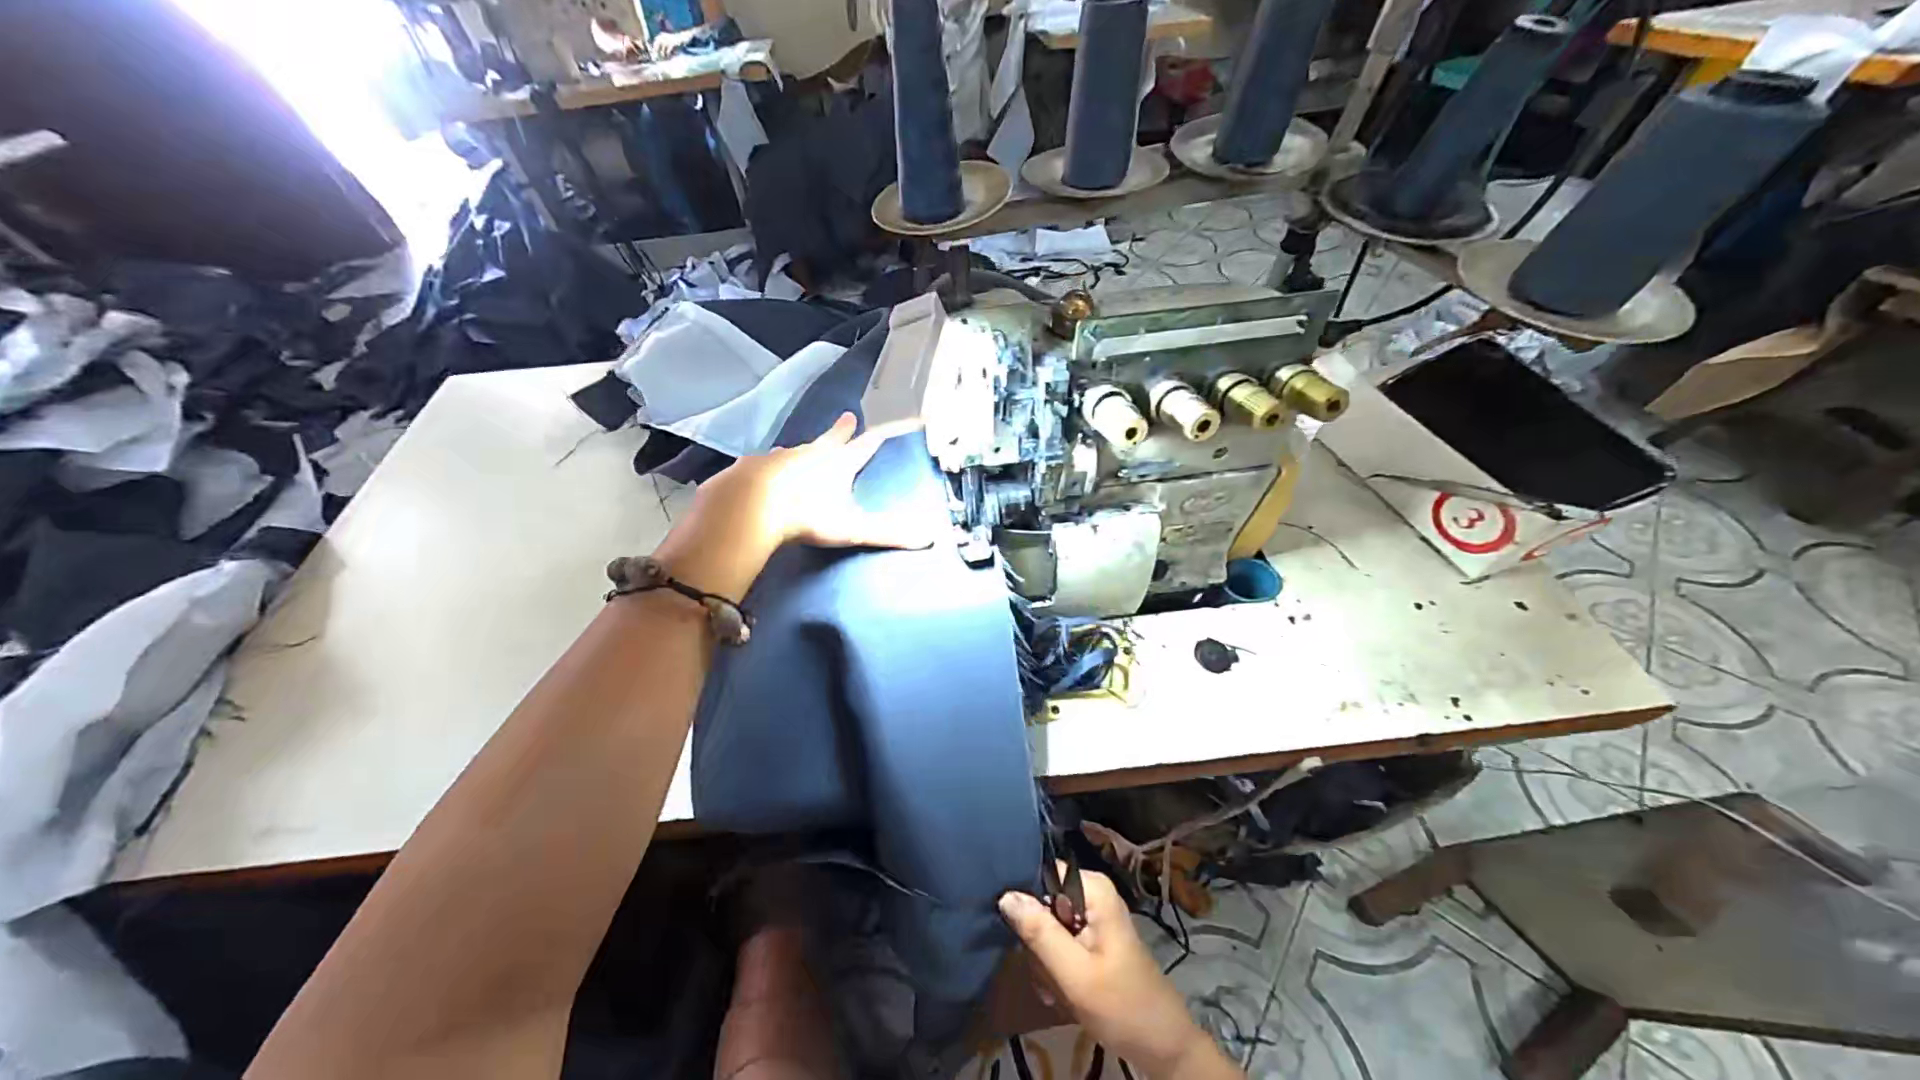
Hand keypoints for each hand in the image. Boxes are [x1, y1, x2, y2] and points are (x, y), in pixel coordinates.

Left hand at [654, 413, 935, 599]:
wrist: (749, 507)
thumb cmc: (806, 515)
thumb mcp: (852, 528)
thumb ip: (888, 534)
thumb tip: (930, 538)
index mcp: (834, 465)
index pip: (859, 448)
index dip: (870, 437)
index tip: (876, 423)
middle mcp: (805, 456)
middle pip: (824, 443)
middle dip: (836, 435)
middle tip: (844, 421)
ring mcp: (772, 461)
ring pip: (789, 454)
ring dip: (797, 454)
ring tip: (796, 454)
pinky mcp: (744, 472)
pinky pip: (757, 470)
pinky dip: (762, 473)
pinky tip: (757, 479)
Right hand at [999, 868, 1236, 1078]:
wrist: (1161, 1046)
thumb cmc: (1122, 1006)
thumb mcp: (1075, 973)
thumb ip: (1039, 932)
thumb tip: (1005, 895)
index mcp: (1094, 889)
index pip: (1043, 872)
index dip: (1025, 899)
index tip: (1019, 933)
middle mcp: (1092, 894)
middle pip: (1042, 902)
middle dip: (1038, 941)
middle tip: (1046, 972)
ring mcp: (1092, 917)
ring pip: (1046, 926)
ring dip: (1044, 961)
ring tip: (1056, 988)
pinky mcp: (1090, 938)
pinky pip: (1058, 942)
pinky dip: (1054, 968)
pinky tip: (1060, 991)